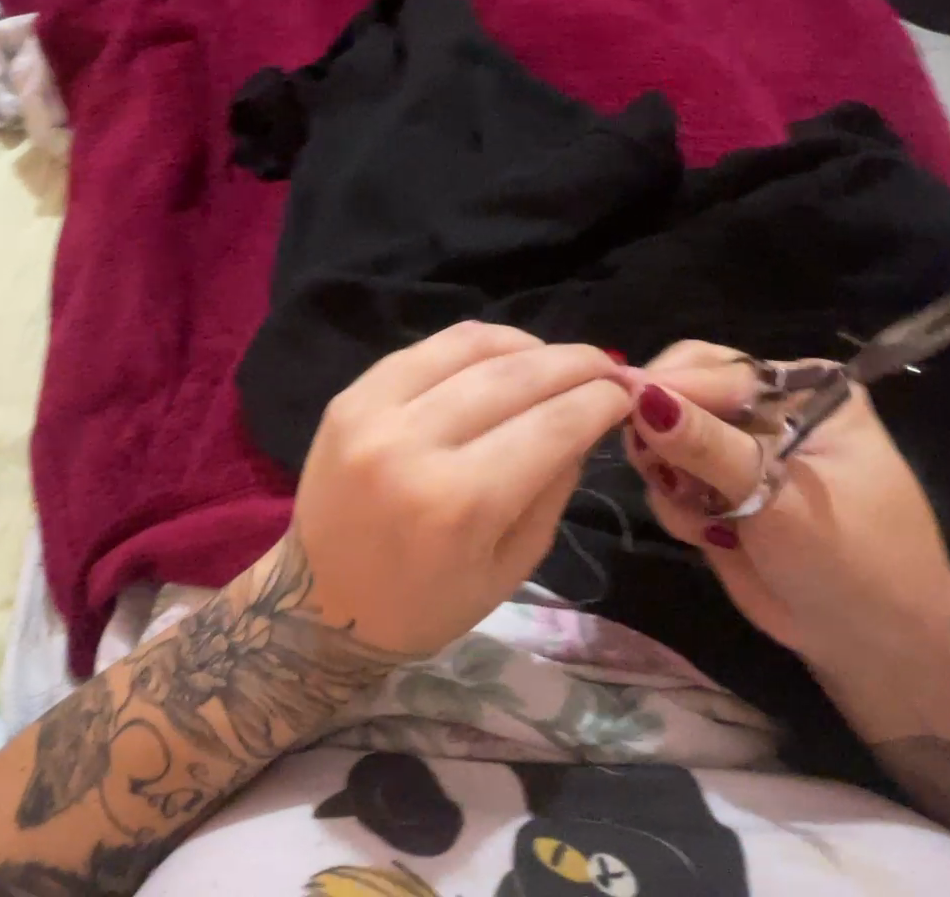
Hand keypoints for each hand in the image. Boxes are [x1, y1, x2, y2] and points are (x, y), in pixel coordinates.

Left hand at [292, 322, 632, 655]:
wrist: (320, 603)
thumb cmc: (423, 605)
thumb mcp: (510, 570)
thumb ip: (552, 491)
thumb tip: (582, 423)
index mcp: (457, 505)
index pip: (551, 427)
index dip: (600, 401)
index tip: (629, 392)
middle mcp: (412, 447)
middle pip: (513, 378)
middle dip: (574, 363)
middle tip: (607, 364)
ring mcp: (371, 415)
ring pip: (468, 348)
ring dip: (527, 343)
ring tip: (556, 358)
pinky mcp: (347, 399)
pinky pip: (422, 350)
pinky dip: (472, 345)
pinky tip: (500, 355)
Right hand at [621, 341, 949, 672]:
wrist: (871, 644)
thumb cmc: (852, 562)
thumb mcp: (781, 501)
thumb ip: (709, 447)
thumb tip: (640, 396)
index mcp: (804, 393)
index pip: (717, 371)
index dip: (668, 386)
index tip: (623, 403)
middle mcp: (768, 411)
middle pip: (681, 392)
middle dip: (664, 434)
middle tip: (658, 468)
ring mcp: (737, 452)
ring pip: (664, 440)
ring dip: (672, 481)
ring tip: (707, 520)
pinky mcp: (714, 491)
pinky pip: (666, 481)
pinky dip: (677, 509)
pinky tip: (711, 536)